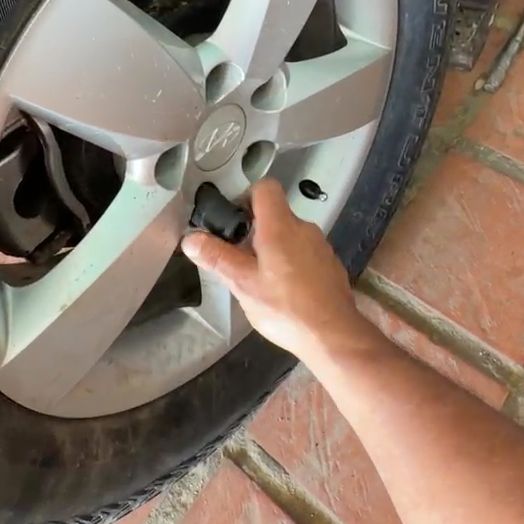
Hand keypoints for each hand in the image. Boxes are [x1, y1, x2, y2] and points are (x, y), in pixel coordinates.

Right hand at [181, 180, 380, 367]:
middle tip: (240, 259)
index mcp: (280, 225)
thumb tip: (190, 238)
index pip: (265, 188)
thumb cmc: (284, 308)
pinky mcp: (330, 263)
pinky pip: (305, 252)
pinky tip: (286, 292)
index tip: (234, 222)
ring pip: (290, 235)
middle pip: (275, 213)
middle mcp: (303, 227)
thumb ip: (217, 258)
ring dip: (273, 248)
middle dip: (255, 231)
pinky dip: (292, 263)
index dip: (246, 197)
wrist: (333, 336)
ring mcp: (320, 245)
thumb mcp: (244, 284)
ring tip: (261, 280)